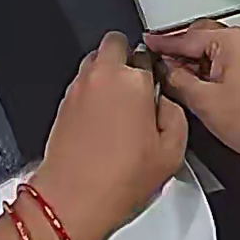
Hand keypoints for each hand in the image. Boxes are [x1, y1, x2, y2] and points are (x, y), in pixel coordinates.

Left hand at [30, 33, 188, 239]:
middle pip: (114, 42)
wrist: (74, 197)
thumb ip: (176, 115)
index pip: (147, 55)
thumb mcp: (172, 152)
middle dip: (126, 55)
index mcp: (133, 81)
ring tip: (119, 101)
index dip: (154, 70)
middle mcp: (102, 75)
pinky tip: (102, 117)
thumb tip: (168, 104)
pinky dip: (92, 89)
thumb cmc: (119, 178)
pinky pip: (81, 81)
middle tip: (136, 81)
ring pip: (94, 59)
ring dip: (107, 70)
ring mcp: (79, 86)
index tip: (156, 86)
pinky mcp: (63, 100)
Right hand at [146, 20, 239, 169]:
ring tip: (173, 82)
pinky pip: (219, 64)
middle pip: (197, 38)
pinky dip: (203, 74)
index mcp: (230, 40)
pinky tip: (194, 90)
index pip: (184, 37)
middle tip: (156, 64)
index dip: (161, 43)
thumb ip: (175, 79)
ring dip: (190, 64)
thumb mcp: (202, 101)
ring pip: (208, 52)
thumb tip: (162, 70)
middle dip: (176, 52)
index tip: (146, 43)